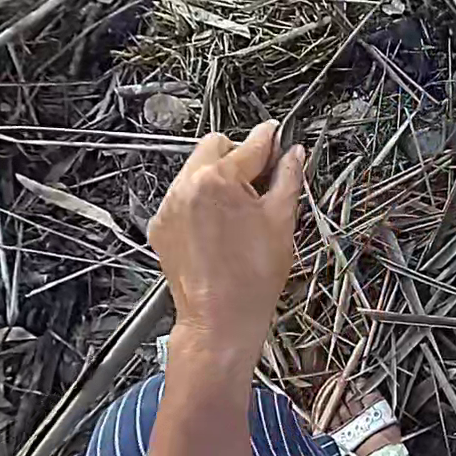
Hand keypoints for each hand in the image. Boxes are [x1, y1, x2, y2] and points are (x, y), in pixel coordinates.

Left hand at [151, 120, 306, 356]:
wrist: (220, 319)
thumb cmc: (250, 279)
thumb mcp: (281, 221)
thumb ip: (288, 178)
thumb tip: (294, 154)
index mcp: (218, 180)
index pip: (251, 143)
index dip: (271, 139)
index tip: (278, 136)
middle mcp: (186, 186)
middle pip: (216, 146)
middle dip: (240, 156)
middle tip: (261, 182)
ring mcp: (170, 206)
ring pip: (197, 169)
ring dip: (219, 177)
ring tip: (240, 211)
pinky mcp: (161, 225)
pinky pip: (183, 195)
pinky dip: (202, 200)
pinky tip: (221, 226)